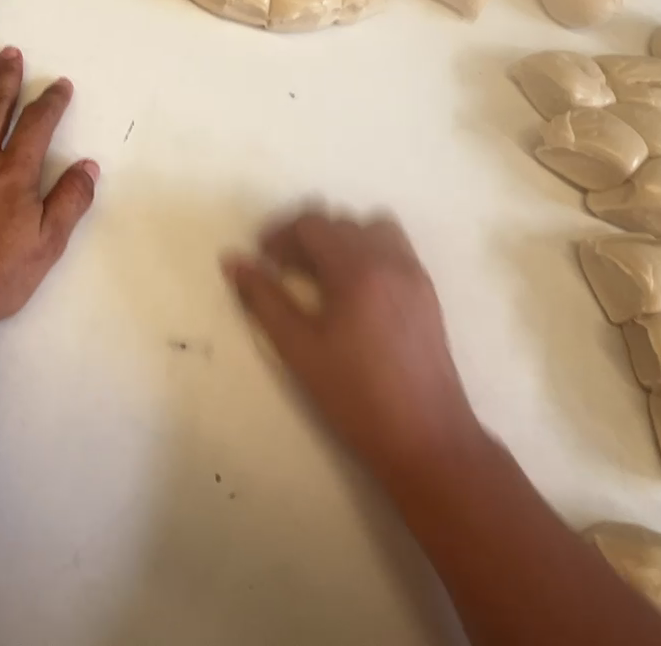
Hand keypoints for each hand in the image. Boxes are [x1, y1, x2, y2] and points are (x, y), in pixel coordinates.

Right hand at [223, 211, 484, 483]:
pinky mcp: (427, 294)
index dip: (279, 234)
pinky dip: (367, 253)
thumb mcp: (298, 348)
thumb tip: (233, 261)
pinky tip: (351, 293)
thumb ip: (263, 298)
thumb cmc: (354, 395)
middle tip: (282, 270)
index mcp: (357, 269)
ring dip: (341, 240)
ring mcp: (414, 275)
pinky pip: (394, 249)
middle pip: (341, 223)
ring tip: (320, 275)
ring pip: (372, 229)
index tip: (261, 259)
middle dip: (306, 237)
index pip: (313, 224)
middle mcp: (390, 260)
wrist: (426, 438)